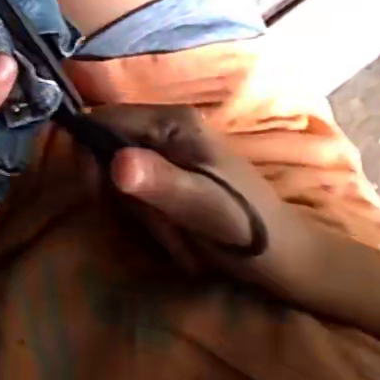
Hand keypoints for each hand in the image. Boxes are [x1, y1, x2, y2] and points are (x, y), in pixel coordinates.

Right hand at [89, 105, 318, 296]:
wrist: (289, 261)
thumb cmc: (249, 232)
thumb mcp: (203, 209)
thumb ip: (161, 183)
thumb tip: (116, 162)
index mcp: (174, 122)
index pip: (105, 118)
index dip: (90, 151)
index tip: (94, 192)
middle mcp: (169, 126)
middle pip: (109, 145)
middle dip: (118, 189)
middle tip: (147, 222)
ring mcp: (172, 149)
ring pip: (120, 170)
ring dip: (134, 208)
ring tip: (169, 234)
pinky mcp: (174, 172)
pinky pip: (137, 186)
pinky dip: (144, 213)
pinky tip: (170, 233)